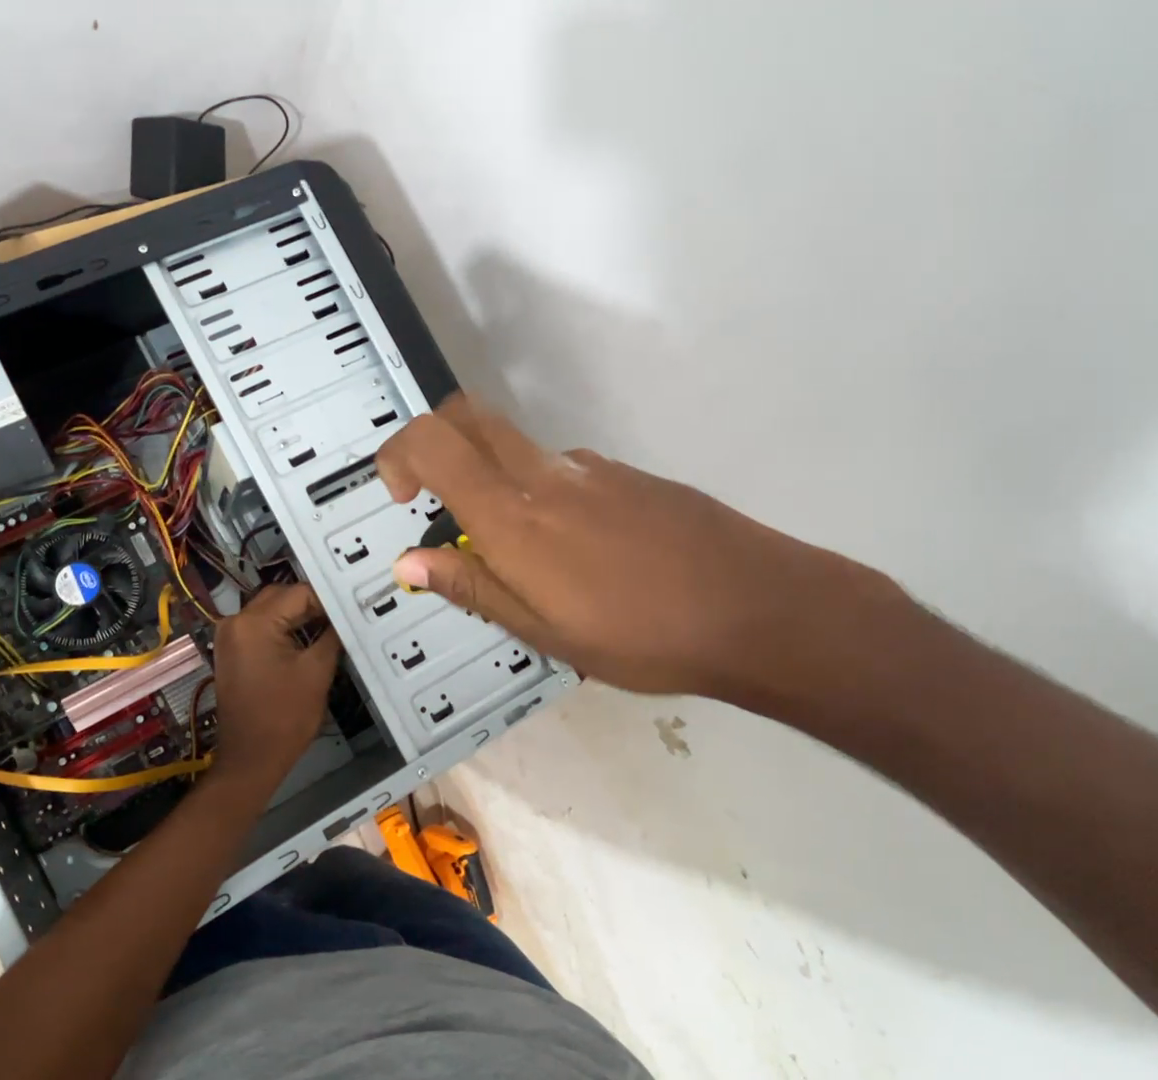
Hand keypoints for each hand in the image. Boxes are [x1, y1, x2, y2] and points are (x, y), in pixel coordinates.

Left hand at [209, 584, 342, 790]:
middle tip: (344, 614)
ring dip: (298, 616)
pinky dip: (283, 629)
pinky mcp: (232, 651)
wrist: (251, 759)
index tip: (353, 606)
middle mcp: (235, 621)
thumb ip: (331, 635)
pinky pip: (261, 627)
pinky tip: (308, 638)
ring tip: (331, 624)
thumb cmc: (285, 717)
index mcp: (253, 622)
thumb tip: (345, 615)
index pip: (298, 593)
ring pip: (270, 610)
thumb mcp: (316, 672)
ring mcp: (229, 636)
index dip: (328, 598)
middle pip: (281, 596)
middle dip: (312, 604)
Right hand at [376, 395, 903, 703]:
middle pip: (469, 416)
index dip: (398, 455)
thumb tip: (407, 563)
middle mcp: (546, 474)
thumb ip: (472, 587)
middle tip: (438, 501)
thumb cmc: (641, 636)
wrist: (759, 608)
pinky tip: (585, 559)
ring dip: (496, 481)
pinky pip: (566, 472)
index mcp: (513, 515)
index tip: (402, 500)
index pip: (432, 442)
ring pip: (519, 449)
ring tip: (530, 563)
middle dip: (436, 443)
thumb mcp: (544, 632)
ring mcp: (593, 469)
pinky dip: (546, 498)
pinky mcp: (630, 476)